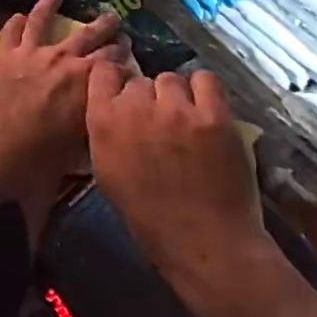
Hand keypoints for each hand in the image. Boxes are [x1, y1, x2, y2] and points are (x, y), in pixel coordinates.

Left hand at [0, 0, 123, 197]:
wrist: (2, 149)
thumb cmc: (47, 155)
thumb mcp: (85, 140)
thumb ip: (96, 116)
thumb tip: (105, 109)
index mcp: (87, 79)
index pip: (114, 60)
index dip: (123, 55)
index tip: (128, 50)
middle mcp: (63, 58)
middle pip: (89, 35)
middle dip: (105, 27)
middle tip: (113, 19)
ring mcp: (32, 52)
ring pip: (43, 20)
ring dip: (50, 5)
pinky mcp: (6, 55)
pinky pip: (11, 31)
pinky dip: (16, 21)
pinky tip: (19, 15)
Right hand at [87, 67, 265, 263]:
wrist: (205, 244)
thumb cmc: (149, 216)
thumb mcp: (106, 172)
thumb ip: (105, 131)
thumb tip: (113, 108)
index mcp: (104, 121)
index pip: (103, 72)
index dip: (115, 81)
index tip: (123, 95)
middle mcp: (136, 108)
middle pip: (139, 80)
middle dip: (147, 98)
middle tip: (159, 123)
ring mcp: (176, 110)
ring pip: (171, 79)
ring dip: (175, 97)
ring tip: (186, 122)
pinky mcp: (213, 116)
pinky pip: (205, 80)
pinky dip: (204, 91)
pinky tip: (205, 109)